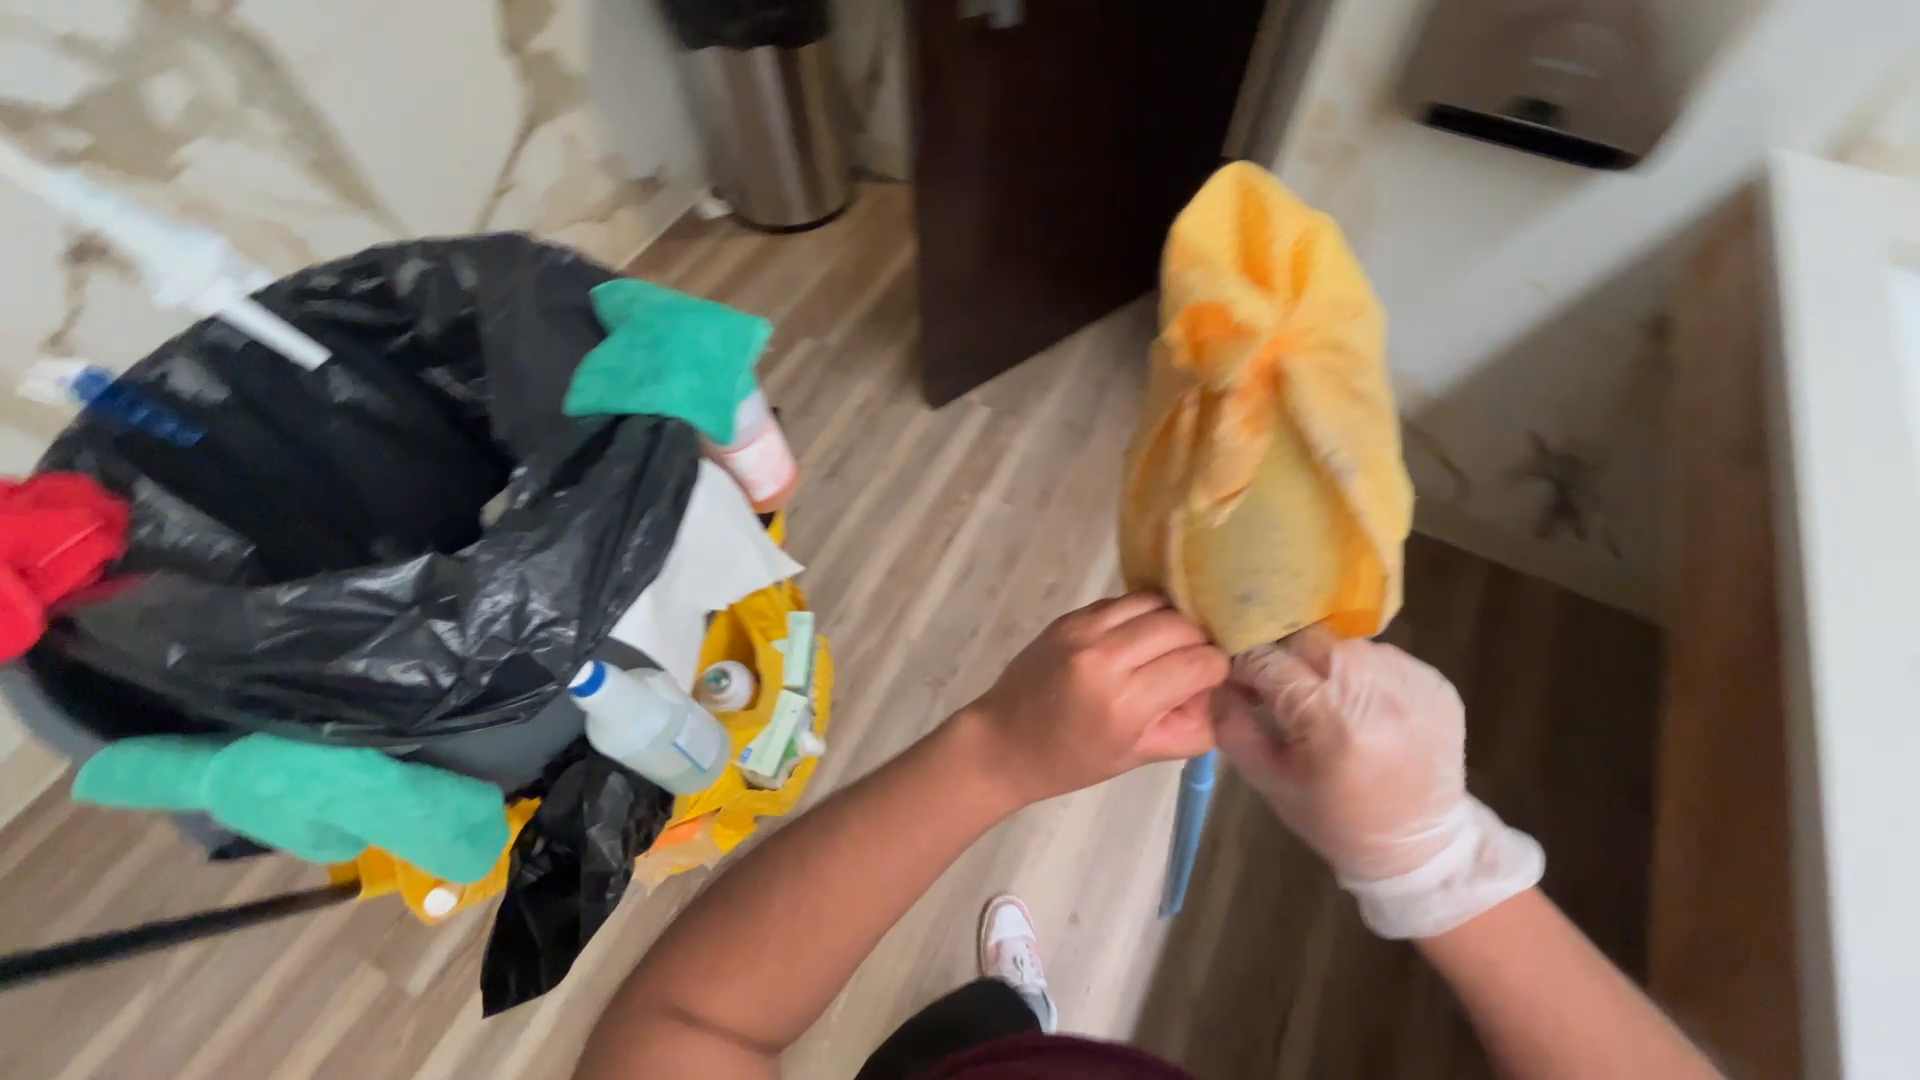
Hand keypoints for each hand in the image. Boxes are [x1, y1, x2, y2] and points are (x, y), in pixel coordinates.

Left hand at [962, 593, 1227, 805]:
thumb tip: (1218, 692)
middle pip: (1182, 625)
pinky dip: (1140, 614)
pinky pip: (1122, 601)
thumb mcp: (1137, 757)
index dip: (1215, 672)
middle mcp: (1105, 656)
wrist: (1002, 740)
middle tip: (1193, 662)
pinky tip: (1138, 636)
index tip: (1208, 683)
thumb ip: (1189, 727)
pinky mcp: (1069, 617)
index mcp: (1125, 701)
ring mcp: (1083, 630)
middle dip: (1199, 642)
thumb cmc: (1070, 761)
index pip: (1200, 663)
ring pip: (1155, 602)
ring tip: (1168, 645)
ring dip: (1171, 620)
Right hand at [1213, 628, 1542, 938]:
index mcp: (1330, 717)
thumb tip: (1215, 679)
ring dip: (1325, 662)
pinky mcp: (1438, 683)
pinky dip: (1362, 671)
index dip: (1245, 664)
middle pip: (1310, 639)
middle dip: (1286, 657)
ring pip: (1346, 643)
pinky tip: (1361, 704)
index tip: (1238, 678)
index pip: (1268, 660)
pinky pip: (1382, 655)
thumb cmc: (1333, 818)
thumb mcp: (1267, 779)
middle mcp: (1375, 689)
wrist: (1419, 847)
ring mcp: (1413, 681)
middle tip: (1280, 686)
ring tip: (1324, 697)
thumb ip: (1231, 724)